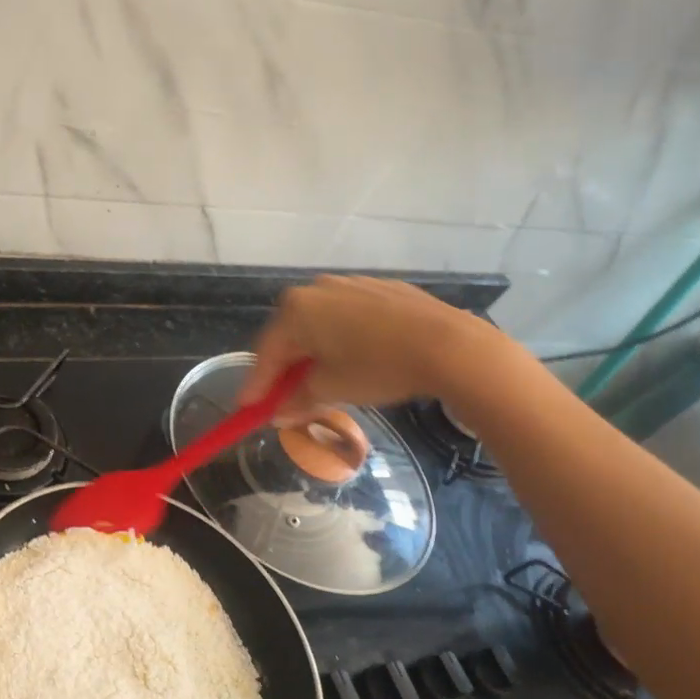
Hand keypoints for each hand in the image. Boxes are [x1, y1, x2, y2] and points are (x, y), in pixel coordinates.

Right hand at [240, 276, 507, 416]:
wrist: (451, 345)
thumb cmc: (379, 366)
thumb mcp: (332, 389)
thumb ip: (297, 400)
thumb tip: (278, 414)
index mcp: (295, 310)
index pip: (266, 354)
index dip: (256, 385)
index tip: (247, 409)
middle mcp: (317, 289)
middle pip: (290, 335)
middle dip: (285, 367)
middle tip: (284, 396)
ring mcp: (351, 284)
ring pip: (321, 324)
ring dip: (315, 352)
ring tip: (322, 380)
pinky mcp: (382, 289)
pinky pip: (349, 317)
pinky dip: (343, 339)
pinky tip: (357, 359)